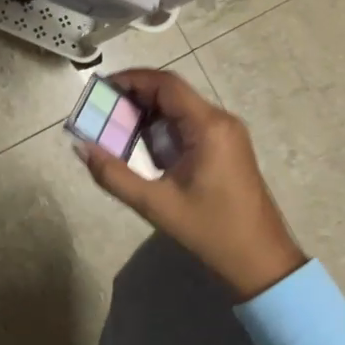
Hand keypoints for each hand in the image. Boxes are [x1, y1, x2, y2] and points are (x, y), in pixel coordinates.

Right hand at [76, 68, 305, 300]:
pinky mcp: (227, 147)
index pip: (166, 84)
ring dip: (149, 111)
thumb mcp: (157, 206)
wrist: (264, 265)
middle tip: (103, 109)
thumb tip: (81, 147)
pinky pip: (190, 123)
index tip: (101, 87)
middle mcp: (221, 120)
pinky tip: (145, 145)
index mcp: (209, 126)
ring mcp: (227, 133)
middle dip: (136, 96)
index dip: (132, 79)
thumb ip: (115, 175)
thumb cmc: (213, 233)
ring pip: (180, 107)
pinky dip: (164, 126)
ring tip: (118, 126)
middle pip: (172, 92)